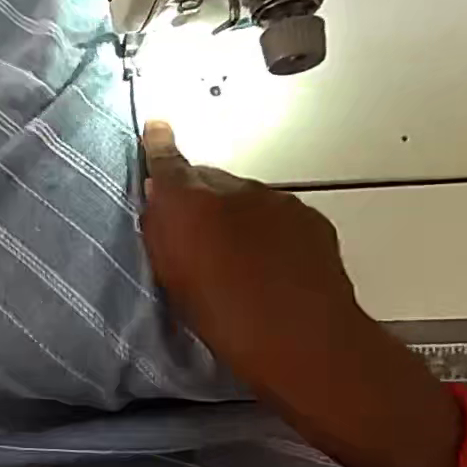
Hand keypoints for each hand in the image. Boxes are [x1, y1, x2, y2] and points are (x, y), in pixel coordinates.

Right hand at [138, 120, 362, 351]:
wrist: (301, 340)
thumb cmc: (219, 313)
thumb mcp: (169, 273)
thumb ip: (158, 226)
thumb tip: (157, 195)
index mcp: (187, 201)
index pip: (167, 162)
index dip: (158, 145)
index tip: (156, 126)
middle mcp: (232, 189)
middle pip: (207, 179)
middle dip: (198, 195)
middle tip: (194, 232)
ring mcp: (276, 200)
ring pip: (244, 196)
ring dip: (235, 212)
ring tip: (235, 253)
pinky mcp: (310, 218)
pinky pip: (277, 212)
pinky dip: (268, 225)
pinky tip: (269, 260)